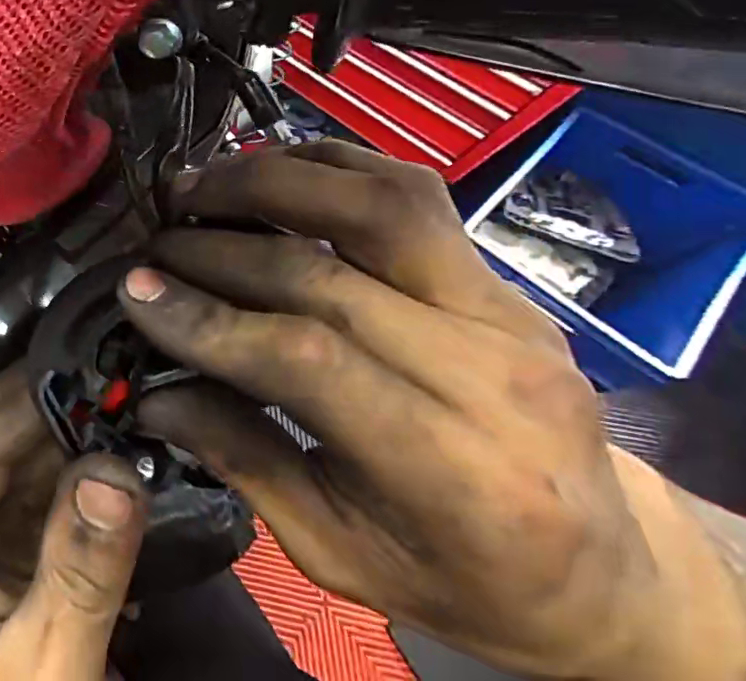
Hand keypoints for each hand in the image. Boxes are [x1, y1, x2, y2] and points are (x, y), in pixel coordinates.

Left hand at [0, 369, 149, 680]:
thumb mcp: (45, 677)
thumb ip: (79, 576)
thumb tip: (115, 472)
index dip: (35, 404)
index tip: (97, 371)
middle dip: (57, 407)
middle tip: (121, 375)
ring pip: (29, 459)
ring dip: (77, 431)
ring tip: (130, 399)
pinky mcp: (15, 550)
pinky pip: (50, 491)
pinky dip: (86, 467)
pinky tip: (123, 446)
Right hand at [118, 140, 745, 680]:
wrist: (609, 569)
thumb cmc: (465, 581)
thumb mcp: (339, 554)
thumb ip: (242, 461)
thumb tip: (153, 391)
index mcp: (453, 472)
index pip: (306, 359)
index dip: (206, 317)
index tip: (136, 290)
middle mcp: (491, 371)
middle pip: (327, 273)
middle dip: (218, 249)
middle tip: (155, 244)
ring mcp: (507, 307)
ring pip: (380, 200)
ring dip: (272, 180)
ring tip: (200, 186)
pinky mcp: (501, 274)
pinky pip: (409, 188)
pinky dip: (326, 165)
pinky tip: (268, 172)